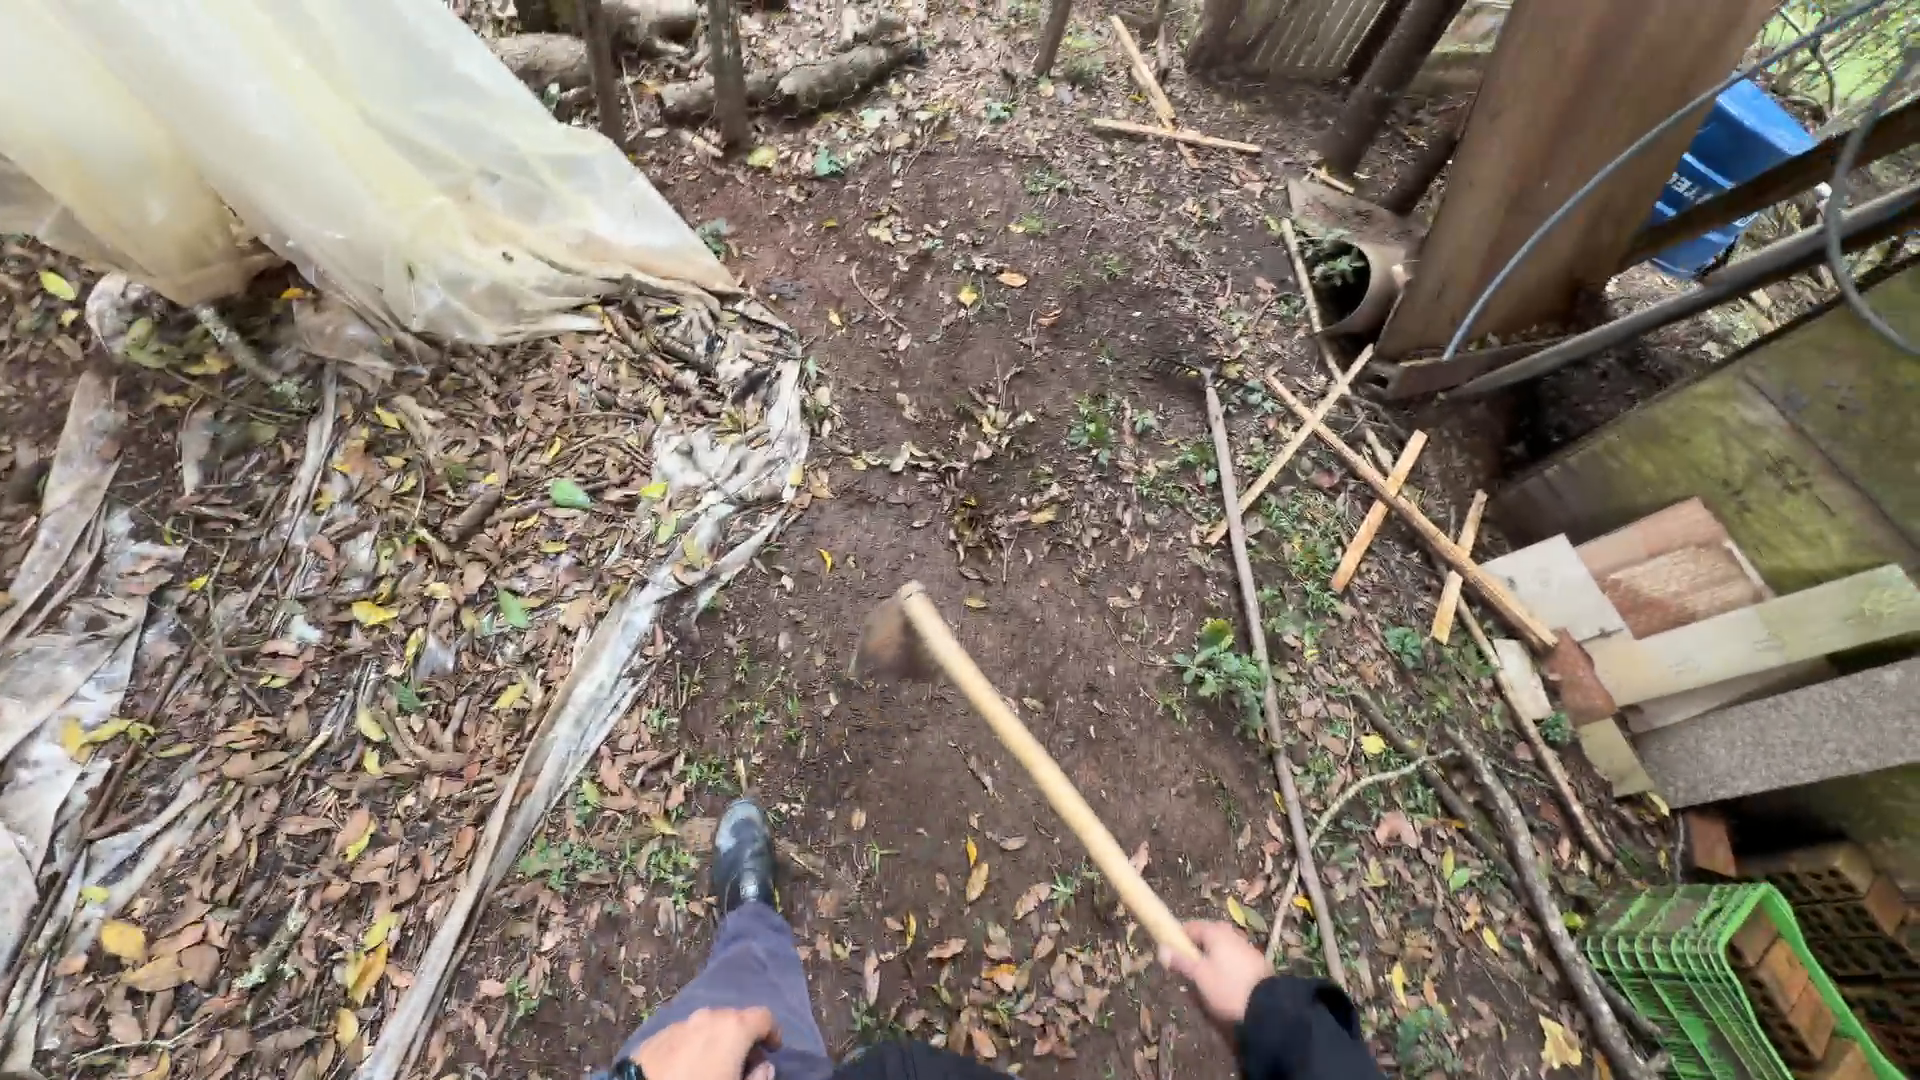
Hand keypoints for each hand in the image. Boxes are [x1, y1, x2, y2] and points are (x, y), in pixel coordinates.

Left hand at [632, 1007, 781, 1079]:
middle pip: (735, 1020)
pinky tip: (685, 1071)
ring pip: (707, 1027)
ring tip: (711, 1068)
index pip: (765, 1017)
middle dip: (743, 1038)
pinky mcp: (657, 1037)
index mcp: (734, 1027)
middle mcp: (710, 1016)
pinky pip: (684, 1037)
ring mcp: (681, 1024)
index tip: (773, 1049)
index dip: (773, 1032)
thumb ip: (758, 1078)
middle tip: (743, 1064)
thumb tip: (763, 1066)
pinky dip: (692, 1048)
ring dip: (715, 1043)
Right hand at [1159, 921, 1271, 1029]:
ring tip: (1205, 984)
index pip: (1189, 927)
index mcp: (1214, 931)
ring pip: (1219, 950)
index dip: (1177, 940)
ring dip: (1210, 963)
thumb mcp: (1199, 976)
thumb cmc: (1228, 987)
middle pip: (1205, 938)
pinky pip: (1232, 960)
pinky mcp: (1256, 962)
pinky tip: (1224, 987)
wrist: (1269, 1008)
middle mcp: (1230, 933)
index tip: (1172, 956)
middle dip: (1195, 954)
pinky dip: (1225, 969)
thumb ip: (1180, 961)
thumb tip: (1161, 949)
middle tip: (1189, 973)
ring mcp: (1245, 946)